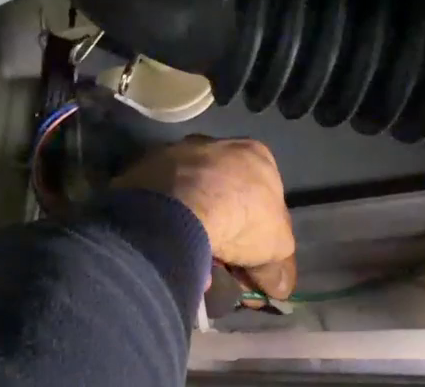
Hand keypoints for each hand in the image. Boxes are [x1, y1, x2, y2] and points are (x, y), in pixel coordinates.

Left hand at [115, 136, 296, 299]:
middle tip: (222, 253)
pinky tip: (170, 240)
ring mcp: (174, 150)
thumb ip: (279, 264)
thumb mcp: (279, 249)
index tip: (254, 252)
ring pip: (190, 189)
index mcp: (252, 153)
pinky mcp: (145, 164)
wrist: (179, 206)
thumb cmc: (241, 217)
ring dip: (193, 218)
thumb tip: (276, 283)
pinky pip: (162, 195)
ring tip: (194, 251)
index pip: (264, 189)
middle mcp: (211, 142)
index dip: (262, 224)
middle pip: (223, 187)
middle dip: (225, 220)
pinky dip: (167, 216)